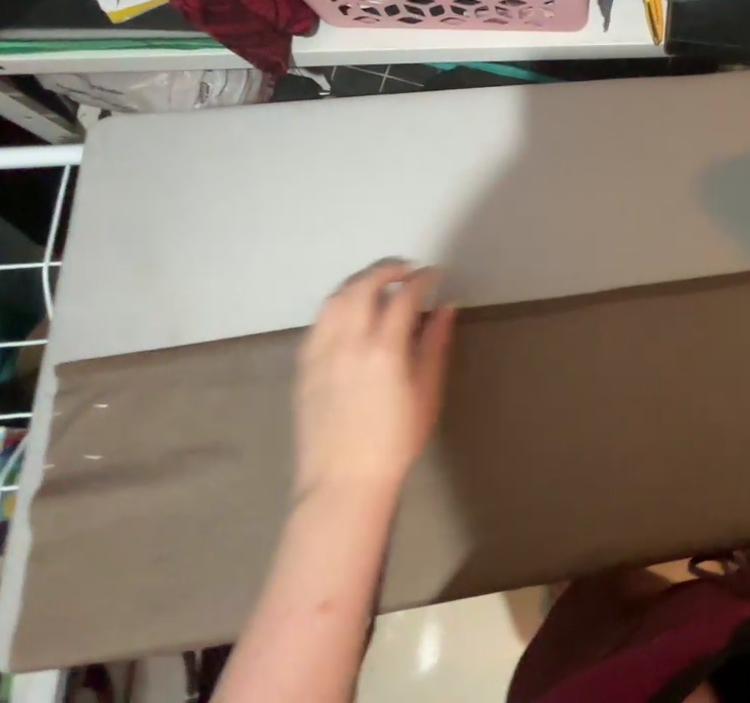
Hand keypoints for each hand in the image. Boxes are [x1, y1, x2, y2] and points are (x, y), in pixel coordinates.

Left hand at [293, 259, 456, 501]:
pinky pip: (319, 321)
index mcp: (384, 350)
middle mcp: (348, 342)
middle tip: (406, 268)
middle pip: (363, 286)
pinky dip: (337, 305)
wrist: (344, 481)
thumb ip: (434, 344)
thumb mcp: (427, 392)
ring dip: (358, 282)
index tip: (435, 274)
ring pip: (335, 298)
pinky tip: (350, 312)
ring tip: (378, 283)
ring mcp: (320, 352)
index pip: (404, 296)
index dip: (422, 279)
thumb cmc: (396, 440)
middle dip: (386, 269)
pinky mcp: (304, 366)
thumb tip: (446, 307)